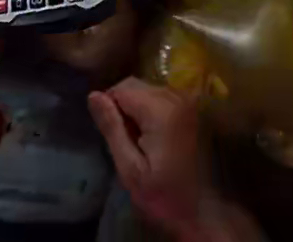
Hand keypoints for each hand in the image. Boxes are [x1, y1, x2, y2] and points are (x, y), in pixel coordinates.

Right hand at [88, 78, 208, 238]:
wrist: (199, 208)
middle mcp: (174, 95)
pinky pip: (158, 95)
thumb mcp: (130, 169)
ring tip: (137, 139)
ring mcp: (184, 98)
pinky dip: (148, 109)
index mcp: (160, 109)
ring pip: (145, 88)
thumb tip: (93, 96)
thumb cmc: (162, 193)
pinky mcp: (188, 104)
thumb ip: (112, 128)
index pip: (122, 89)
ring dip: (135, 107)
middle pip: (134, 85)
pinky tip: (151, 135)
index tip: (111, 134)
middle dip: (121, 106)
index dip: (109, 108)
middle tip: (123, 139)